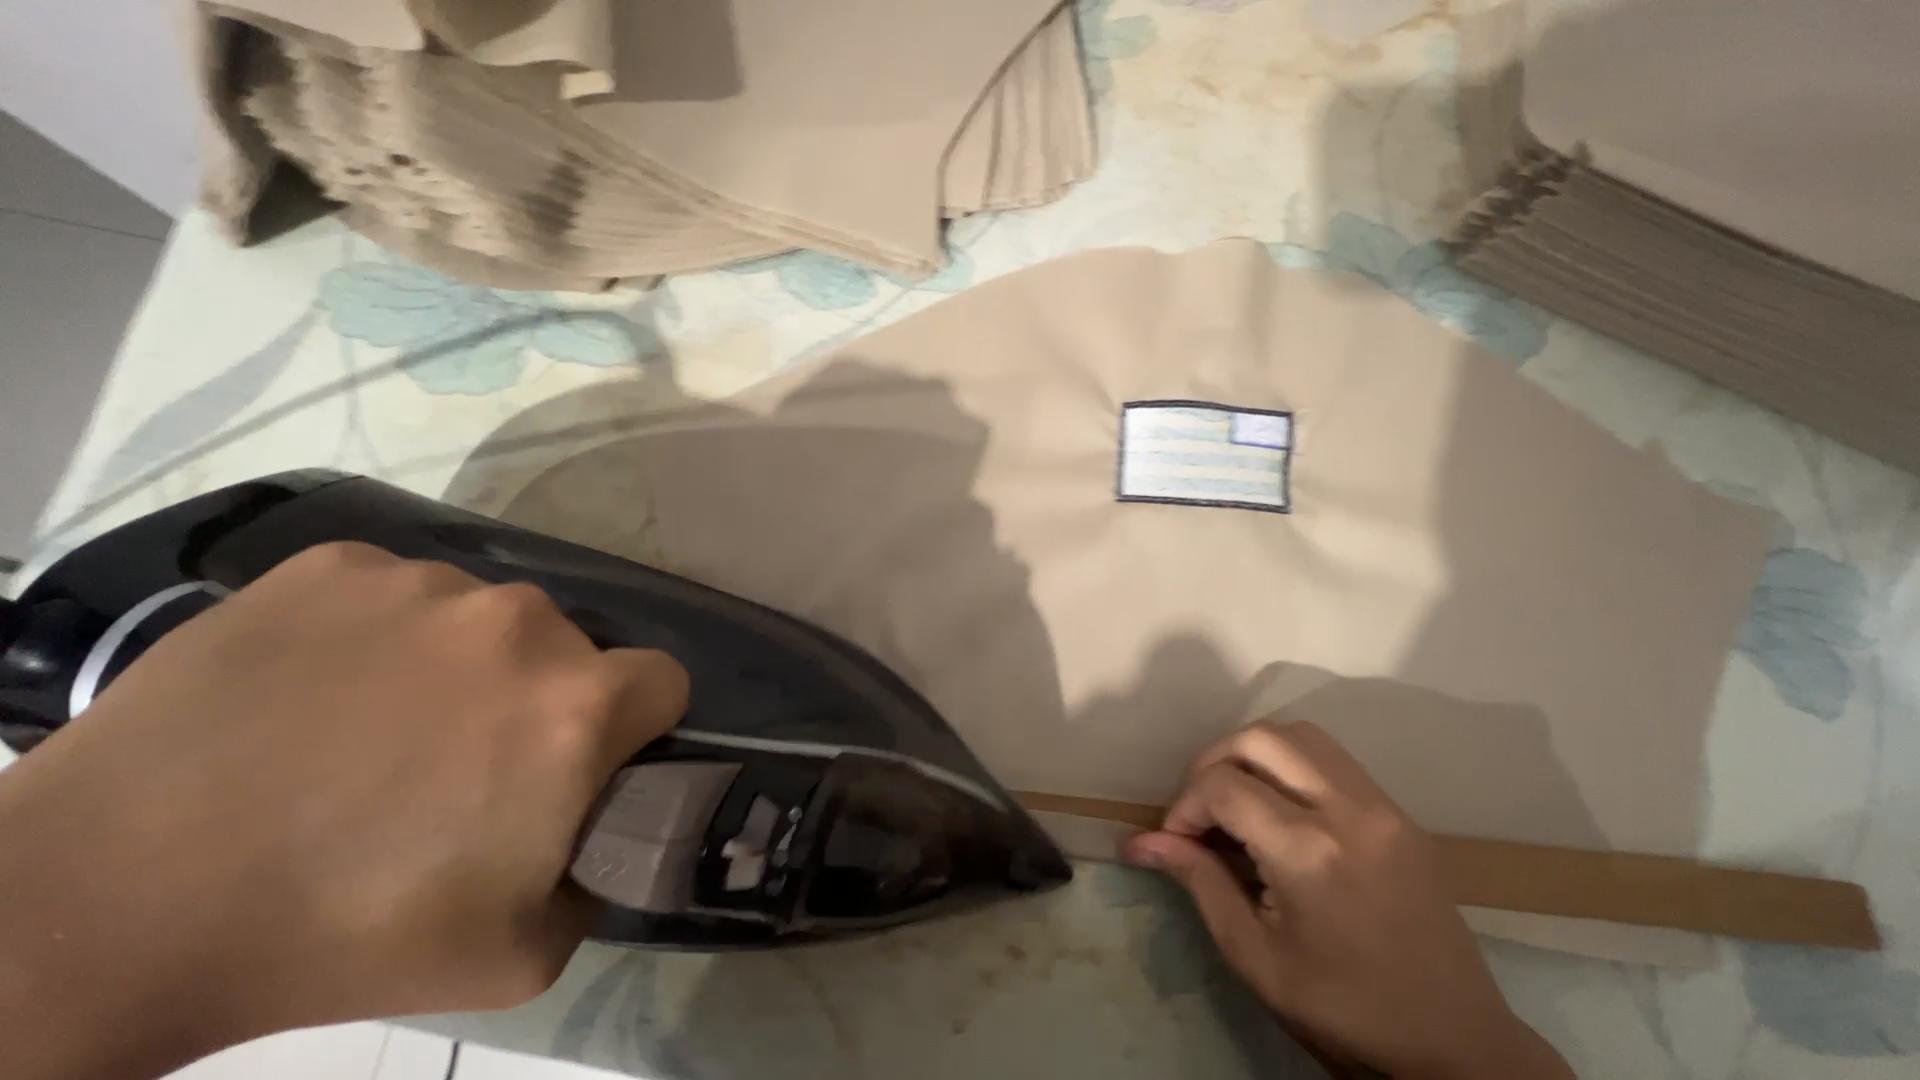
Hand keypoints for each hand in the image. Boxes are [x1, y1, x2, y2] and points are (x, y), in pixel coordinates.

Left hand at [0, 543, 688, 1079]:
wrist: (112, 901)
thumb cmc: (341, 936)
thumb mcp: (519, 955)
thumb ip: (596, 880)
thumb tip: (600, 833)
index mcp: (577, 706)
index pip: (663, 683)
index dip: (635, 730)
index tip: (580, 769)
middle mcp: (518, 621)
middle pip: (570, 649)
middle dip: (542, 699)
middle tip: (464, 766)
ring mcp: (421, 583)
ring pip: (484, 616)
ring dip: (463, 663)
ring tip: (377, 729)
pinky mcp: (333, 565)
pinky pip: (397, 591)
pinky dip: (381, 633)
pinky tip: (320, 691)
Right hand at [1125, 720, 1572, 1079]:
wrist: (1454, 1040)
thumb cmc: (1342, 1007)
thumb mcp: (1254, 956)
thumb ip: (1198, 882)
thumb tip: (1138, 842)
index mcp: (1307, 852)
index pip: (1222, 785)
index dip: (1183, 806)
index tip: (1178, 843)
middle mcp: (1348, 811)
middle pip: (1261, 737)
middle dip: (1214, 761)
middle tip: (1202, 809)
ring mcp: (1383, 807)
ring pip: (1303, 735)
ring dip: (1256, 755)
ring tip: (1239, 802)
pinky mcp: (1402, 816)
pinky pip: (1336, 761)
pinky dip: (1294, 767)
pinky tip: (1284, 813)